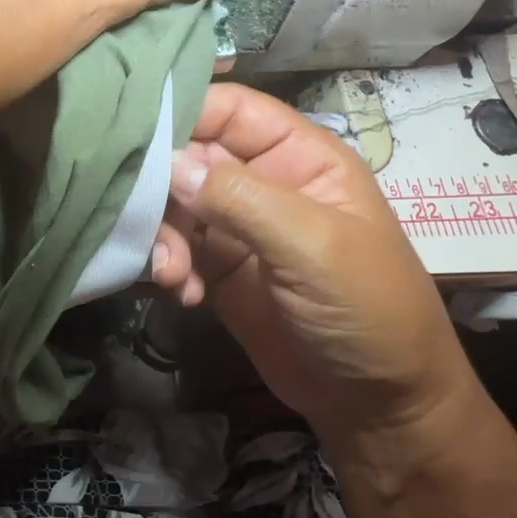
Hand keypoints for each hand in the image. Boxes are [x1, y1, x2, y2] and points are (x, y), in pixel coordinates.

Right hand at [150, 83, 478, 443]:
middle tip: (143, 215)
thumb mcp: (313, 247)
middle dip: (162, 183)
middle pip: (189, 153)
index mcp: (298, 154)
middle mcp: (262, 179)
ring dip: (161, 232)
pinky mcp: (217, 266)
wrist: (381, 410)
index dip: (182, 109)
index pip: (229, 107)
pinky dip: (168, 264)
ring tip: (172, 271)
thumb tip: (170, 162)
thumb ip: (240, 198)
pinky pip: (174, 245)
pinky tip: (183, 292)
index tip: (135, 132)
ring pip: (174, 200)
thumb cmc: (369, 311)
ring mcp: (236, 224)